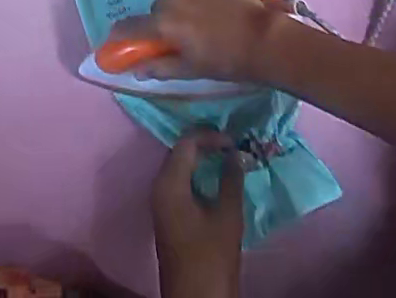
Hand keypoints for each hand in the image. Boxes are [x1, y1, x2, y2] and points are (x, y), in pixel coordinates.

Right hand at [112, 0, 301, 84]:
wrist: (266, 38)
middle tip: (182, 39)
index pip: (131, 26)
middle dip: (163, 22)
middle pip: (156, 10)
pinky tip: (215, 9)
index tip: (120, 40)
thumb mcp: (192, 70)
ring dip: (180, 8)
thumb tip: (137, 69)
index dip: (122, 33)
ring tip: (203, 23)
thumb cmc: (227, 60)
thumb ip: (160, 67)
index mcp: (162, 24)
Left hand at [152, 130, 244, 297]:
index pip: (185, 144)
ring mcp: (160, 200)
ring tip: (227, 157)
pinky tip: (216, 179)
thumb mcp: (227, 218)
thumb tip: (237, 154)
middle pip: (178, 152)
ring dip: (201, 160)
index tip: (234, 140)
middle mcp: (158, 185)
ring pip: (179, 167)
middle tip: (232, 145)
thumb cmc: (211, 259)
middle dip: (204, 145)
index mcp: (168, 182)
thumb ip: (231, 181)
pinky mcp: (167, 213)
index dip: (209, 136)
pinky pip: (179, 182)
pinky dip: (196, 175)